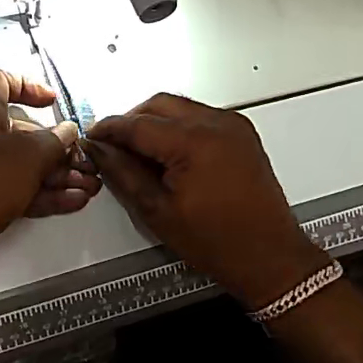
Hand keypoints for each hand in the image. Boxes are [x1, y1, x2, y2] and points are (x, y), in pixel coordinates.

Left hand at [0, 69, 99, 282]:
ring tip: (85, 184)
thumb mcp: (29, 155)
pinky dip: (41, 193)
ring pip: (19, 163)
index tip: (51, 99)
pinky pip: (14, 188)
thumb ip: (54, 142)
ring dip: (54, 173)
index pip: (2, 80)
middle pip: (18, 129)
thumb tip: (64, 134)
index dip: (29, 86)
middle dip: (54, 144)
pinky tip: (68, 200)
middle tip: (79, 156)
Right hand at [85, 93, 328, 310]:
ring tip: (136, 151)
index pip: (138, 124)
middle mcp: (217, 125)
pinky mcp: (240, 134)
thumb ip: (123, 173)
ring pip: (178, 107)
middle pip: (158, 105)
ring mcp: (232, 126)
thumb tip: (101, 151)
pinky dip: (176, 126)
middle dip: (130, 121)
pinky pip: (198, 116)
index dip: (109, 129)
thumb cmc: (221, 242)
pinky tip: (165, 152)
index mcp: (195, 142)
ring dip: (152, 122)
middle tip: (111, 145)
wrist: (269, 258)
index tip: (92, 137)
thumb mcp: (157, 210)